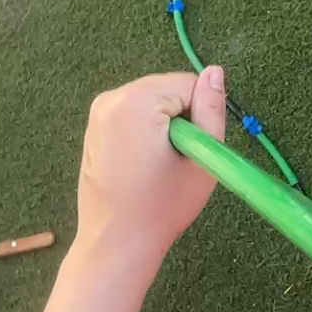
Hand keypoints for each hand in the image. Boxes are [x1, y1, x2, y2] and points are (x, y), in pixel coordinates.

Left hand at [75, 68, 227, 261]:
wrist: (117, 240)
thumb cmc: (164, 204)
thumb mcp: (203, 156)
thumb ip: (212, 109)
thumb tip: (215, 71)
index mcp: (136, 101)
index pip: (189, 85)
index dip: (201, 115)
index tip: (194, 149)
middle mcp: (112, 97)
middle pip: (169, 89)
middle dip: (183, 117)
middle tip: (180, 158)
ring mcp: (99, 111)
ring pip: (155, 99)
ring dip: (168, 123)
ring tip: (162, 162)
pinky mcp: (95, 125)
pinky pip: (137, 111)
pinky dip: (150, 128)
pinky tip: (146, 161)